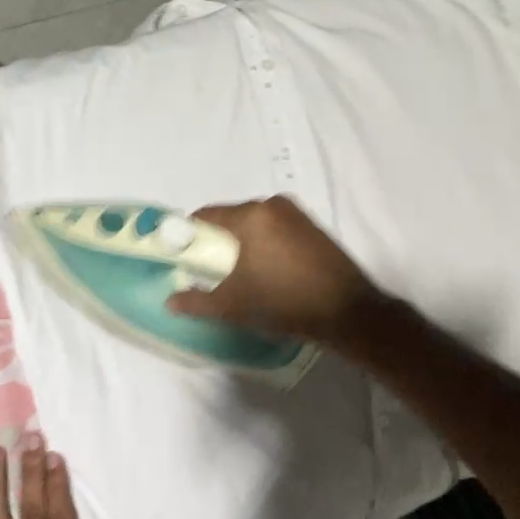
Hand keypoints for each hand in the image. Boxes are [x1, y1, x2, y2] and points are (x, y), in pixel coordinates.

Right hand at [165, 195, 383, 346]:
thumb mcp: (232, 305)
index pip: (206, 216)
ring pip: (256, 225)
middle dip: (217, 242)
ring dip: (243, 245)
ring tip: (239, 276)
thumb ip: (196, 301)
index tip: (183, 259)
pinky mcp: (316, 229)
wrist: (348, 313)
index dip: (189, 236)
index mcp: (252, 215)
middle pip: (231, 219)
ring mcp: (299, 215)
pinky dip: (265, 246)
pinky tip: (267, 273)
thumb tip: (171, 301)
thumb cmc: (283, 302)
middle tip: (209, 272)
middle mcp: (274, 205)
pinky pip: (277, 232)